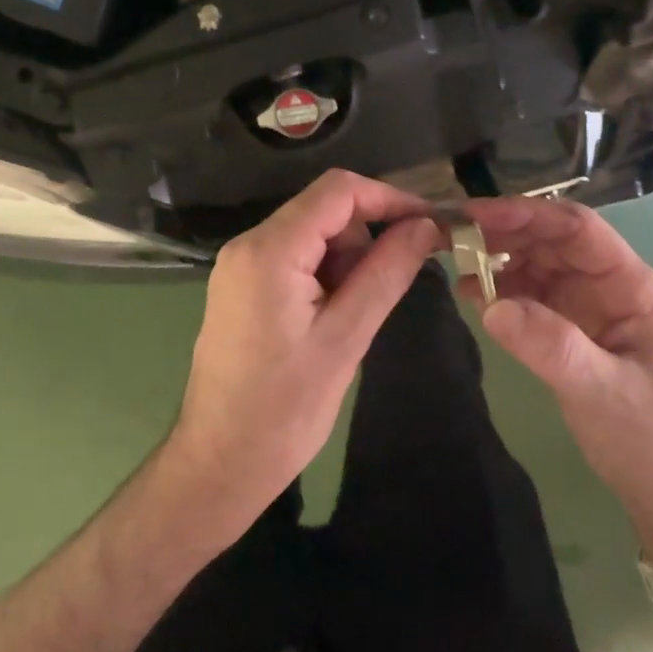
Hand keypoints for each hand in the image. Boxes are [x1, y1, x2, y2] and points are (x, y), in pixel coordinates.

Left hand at [169, 170, 440, 523]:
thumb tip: (427, 226)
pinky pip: (292, 262)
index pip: (337, 191)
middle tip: (391, 289)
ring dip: (346, 262)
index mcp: (268, 251)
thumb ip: (386, 273)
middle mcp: (246, 246)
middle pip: (322, 212)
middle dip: (366, 238)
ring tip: (355, 319)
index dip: (390, 198)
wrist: (221, 460)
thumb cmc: (285, 408)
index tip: (431, 226)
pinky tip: (334, 321)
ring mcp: (238, 268)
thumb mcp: (346, 338)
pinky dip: (324, 277)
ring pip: (310, 238)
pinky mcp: (240, 291)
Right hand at [459, 197, 652, 585]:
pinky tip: (470, 295)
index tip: (474, 216)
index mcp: (632, 287)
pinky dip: (498, 291)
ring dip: (497, 260)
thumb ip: (552, 347)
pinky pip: (529, 298)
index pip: (578, 231)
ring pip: (536, 266)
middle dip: (504, 233)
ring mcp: (587, 309)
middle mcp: (608, 288)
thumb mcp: (603, 392)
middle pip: (551, 242)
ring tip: (452, 261)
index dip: (527, 215)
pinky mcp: (567, 333)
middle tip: (449, 235)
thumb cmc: (652, 438)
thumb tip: (491, 306)